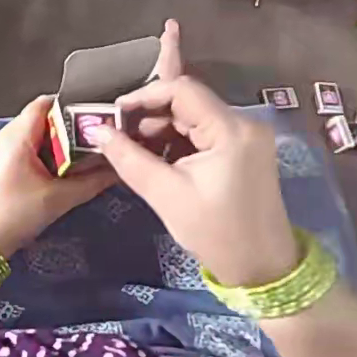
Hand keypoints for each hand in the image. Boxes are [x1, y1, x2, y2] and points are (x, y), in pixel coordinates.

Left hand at [0, 95, 116, 255]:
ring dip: (58, 145)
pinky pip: (25, 150)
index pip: (45, 103)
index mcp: (17, 135)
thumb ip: (91, 181)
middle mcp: (5, 136)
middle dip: (69, 129)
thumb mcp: (59, 198)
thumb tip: (117, 169)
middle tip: (96, 141)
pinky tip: (61, 172)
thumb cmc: (15, 214)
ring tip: (84, 157)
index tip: (95, 119)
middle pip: (42, 119)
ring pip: (34, 136)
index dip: (72, 106)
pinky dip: (44, 156)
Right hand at [93, 76, 299, 286]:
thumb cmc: (215, 233)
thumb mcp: (165, 194)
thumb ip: (128, 157)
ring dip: (161, 129)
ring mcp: (246, 136)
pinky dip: (177, 141)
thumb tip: (95, 130)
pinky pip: (203, 133)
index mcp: (231, 129)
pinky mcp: (242, 150)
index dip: (144, 96)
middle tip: (118, 134)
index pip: (183, 90)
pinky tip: (156, 158)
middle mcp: (244, 123)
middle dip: (150, 115)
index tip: (114, 114)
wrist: (261, 267)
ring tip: (133, 149)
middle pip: (188, 101)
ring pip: (193, 117)